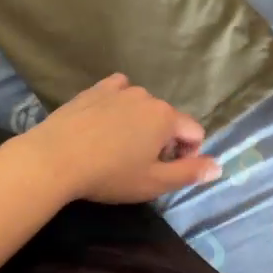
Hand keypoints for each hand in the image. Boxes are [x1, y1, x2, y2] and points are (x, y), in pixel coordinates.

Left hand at [12, 75, 221, 202]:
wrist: (55, 158)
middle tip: (137, 165)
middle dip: (162, 140)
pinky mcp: (93, 90)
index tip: (163, 171)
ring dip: (139, 124)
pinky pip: (117, 92)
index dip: (186, 155)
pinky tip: (104, 123)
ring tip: (116, 148)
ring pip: (142, 107)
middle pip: (167, 119)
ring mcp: (118, 89)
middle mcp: (146, 96)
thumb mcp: (154, 182)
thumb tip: (218, 166)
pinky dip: (118, 105)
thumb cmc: (109, 174)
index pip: (194, 133)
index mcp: (166, 117)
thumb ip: (189, 173)